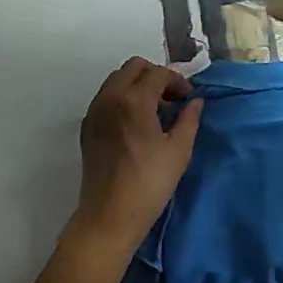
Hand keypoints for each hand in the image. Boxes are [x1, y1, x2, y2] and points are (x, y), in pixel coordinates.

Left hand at [69, 57, 203, 257]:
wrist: (109, 215)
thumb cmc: (149, 184)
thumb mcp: (178, 151)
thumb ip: (189, 119)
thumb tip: (195, 102)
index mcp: (132, 101)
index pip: (157, 73)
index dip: (177, 81)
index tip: (188, 98)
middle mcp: (109, 98)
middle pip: (133, 67)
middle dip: (156, 75)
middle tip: (172, 98)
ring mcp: (94, 111)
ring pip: (117, 79)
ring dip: (138, 85)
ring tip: (155, 110)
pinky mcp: (87, 126)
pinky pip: (106, 97)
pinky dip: (123, 97)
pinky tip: (137, 122)